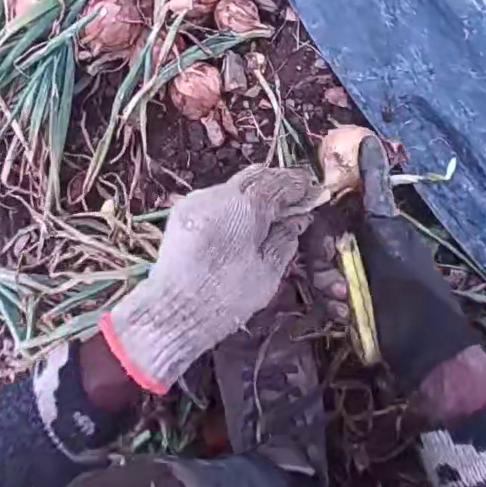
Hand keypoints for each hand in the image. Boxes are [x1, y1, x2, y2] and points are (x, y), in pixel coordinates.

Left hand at [101, 165, 323, 392]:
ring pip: (233, 186)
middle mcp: (219, 193)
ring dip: (253, 195)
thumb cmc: (227, 296)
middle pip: (255, 176)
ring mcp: (197, 199)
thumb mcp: (268, 272)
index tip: (313, 193)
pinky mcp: (182, 211)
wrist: (173, 310)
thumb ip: (285, 238)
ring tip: (266, 218)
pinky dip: (232, 206)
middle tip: (293, 202)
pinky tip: (238, 226)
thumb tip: (297, 218)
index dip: (300, 186)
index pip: (280, 182)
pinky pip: (215, 199)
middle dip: (277, 185)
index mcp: (245, 205)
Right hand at [302, 211, 480, 391]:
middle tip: (338, 288)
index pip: (338, 216)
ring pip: (324, 271)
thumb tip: (364, 178)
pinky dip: (334, 307)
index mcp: (383, 231)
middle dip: (324, 266)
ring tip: (345, 309)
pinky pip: (330, 296)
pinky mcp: (356, 302)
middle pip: (325, 245)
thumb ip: (369, 225)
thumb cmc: (412, 304)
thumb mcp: (391, 258)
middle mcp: (370, 248)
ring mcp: (363, 277)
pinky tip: (346, 319)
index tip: (327, 250)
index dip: (325, 231)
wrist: (428, 358)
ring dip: (328, 290)